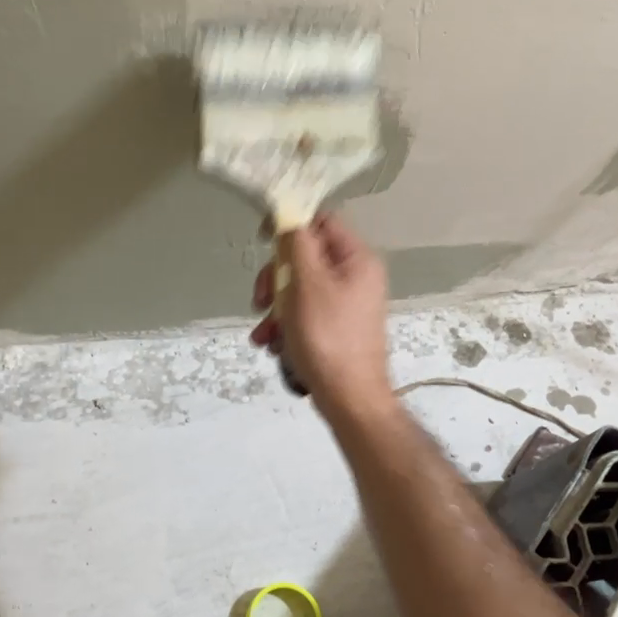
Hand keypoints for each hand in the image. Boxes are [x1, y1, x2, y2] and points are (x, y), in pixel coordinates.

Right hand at [251, 214, 393, 418]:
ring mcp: (347, 304)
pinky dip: (285, 326)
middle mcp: (356, 277)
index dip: (291, 226)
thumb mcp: (307, 285)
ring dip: (275, 308)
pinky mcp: (335, 328)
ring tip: (263, 333)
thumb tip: (290, 217)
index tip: (263, 241)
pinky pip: (305, 314)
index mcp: (357, 259)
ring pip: (299, 289)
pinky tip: (271, 344)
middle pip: (305, 258)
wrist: (350, 399)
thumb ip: (297, 245)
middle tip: (260, 300)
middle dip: (276, 278)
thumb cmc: (328, 338)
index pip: (322, 222)